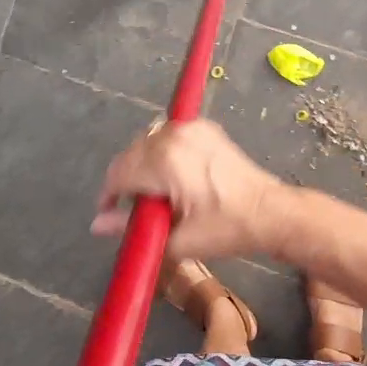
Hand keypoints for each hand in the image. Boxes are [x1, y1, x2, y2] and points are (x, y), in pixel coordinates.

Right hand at [91, 120, 291, 259]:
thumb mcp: (177, 238)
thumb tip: (96, 226)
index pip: (120, 173)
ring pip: (146, 143)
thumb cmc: (226, 228)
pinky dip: (160, 153)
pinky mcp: (203, 127)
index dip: (109, 195)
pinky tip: (169, 175)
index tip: (108, 214)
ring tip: (151, 193)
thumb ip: (132, 229)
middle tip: (132, 209)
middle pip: (131, 155)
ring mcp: (190, 127)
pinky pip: (166, 136)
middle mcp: (173, 136)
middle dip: (125, 181)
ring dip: (141, 165)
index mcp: (164, 161)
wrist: (270, 212)